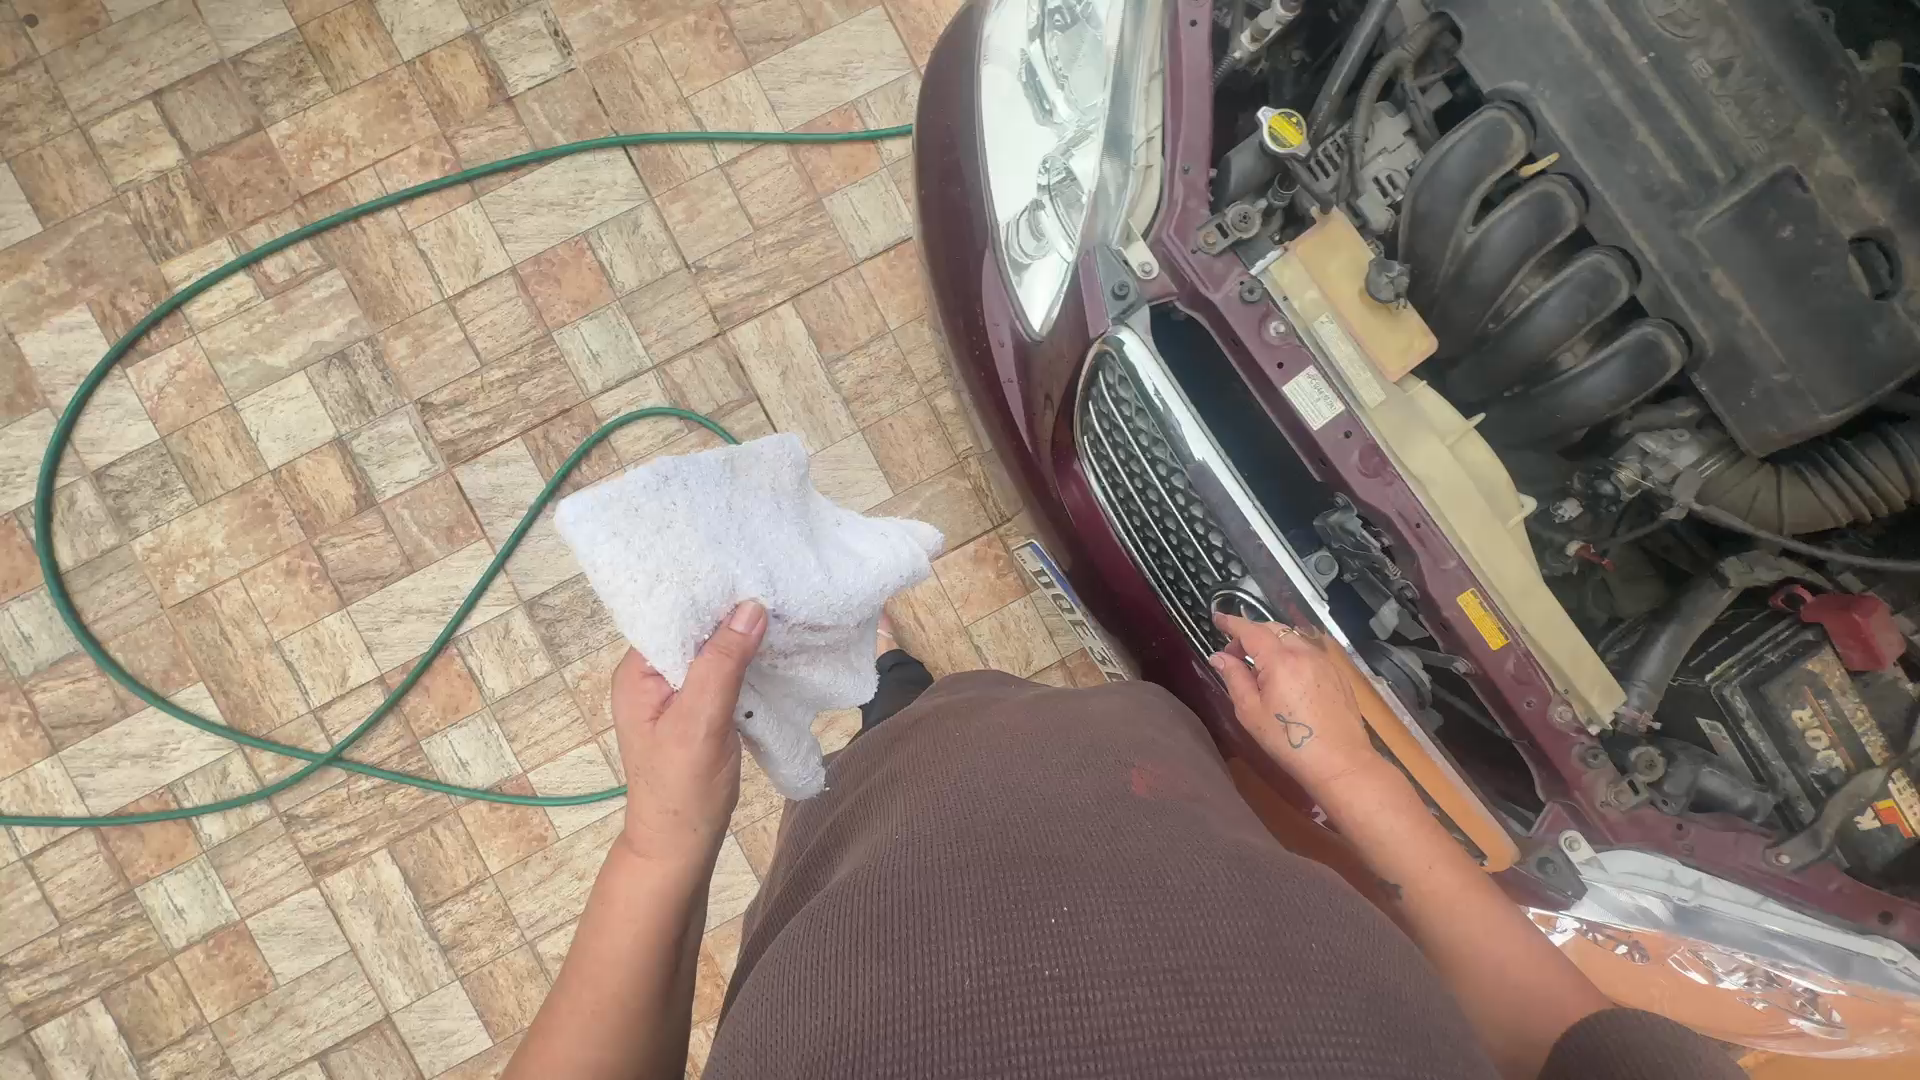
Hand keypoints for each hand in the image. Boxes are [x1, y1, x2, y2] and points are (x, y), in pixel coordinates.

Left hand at [611, 600, 766, 863]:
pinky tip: (773, 648)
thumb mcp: (699, 723)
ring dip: (744, 635)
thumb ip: (721, 664)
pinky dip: (749, 659)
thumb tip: (751, 607)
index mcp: (638, 672)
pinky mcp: (702, 705)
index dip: (711, 595)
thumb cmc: (682, 791)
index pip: (673, 615)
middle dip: (733, 612)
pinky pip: (726, 669)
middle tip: (778, 589)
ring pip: (714, 648)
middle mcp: (655, 674)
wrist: (682, 846)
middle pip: (696, 628)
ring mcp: (679, 691)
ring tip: (783, 612)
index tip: (753, 575)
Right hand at [1209, 612, 1379, 794]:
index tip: (1217, 619)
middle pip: (1273, 629)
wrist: (1340, 763)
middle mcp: (1304, 653)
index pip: (1251, 631)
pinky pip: (1308, 653)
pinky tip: (1286, 678)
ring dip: (1272, 643)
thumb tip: (1220, 657)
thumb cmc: (1287, 740)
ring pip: (1292, 639)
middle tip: (1235, 654)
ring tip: (1260, 668)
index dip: (1232, 623)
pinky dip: (1291, 654)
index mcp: (1280, 661)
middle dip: (1251, 634)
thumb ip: (1234, 677)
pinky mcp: (1337, 674)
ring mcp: (1324, 662)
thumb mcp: (1250, 711)